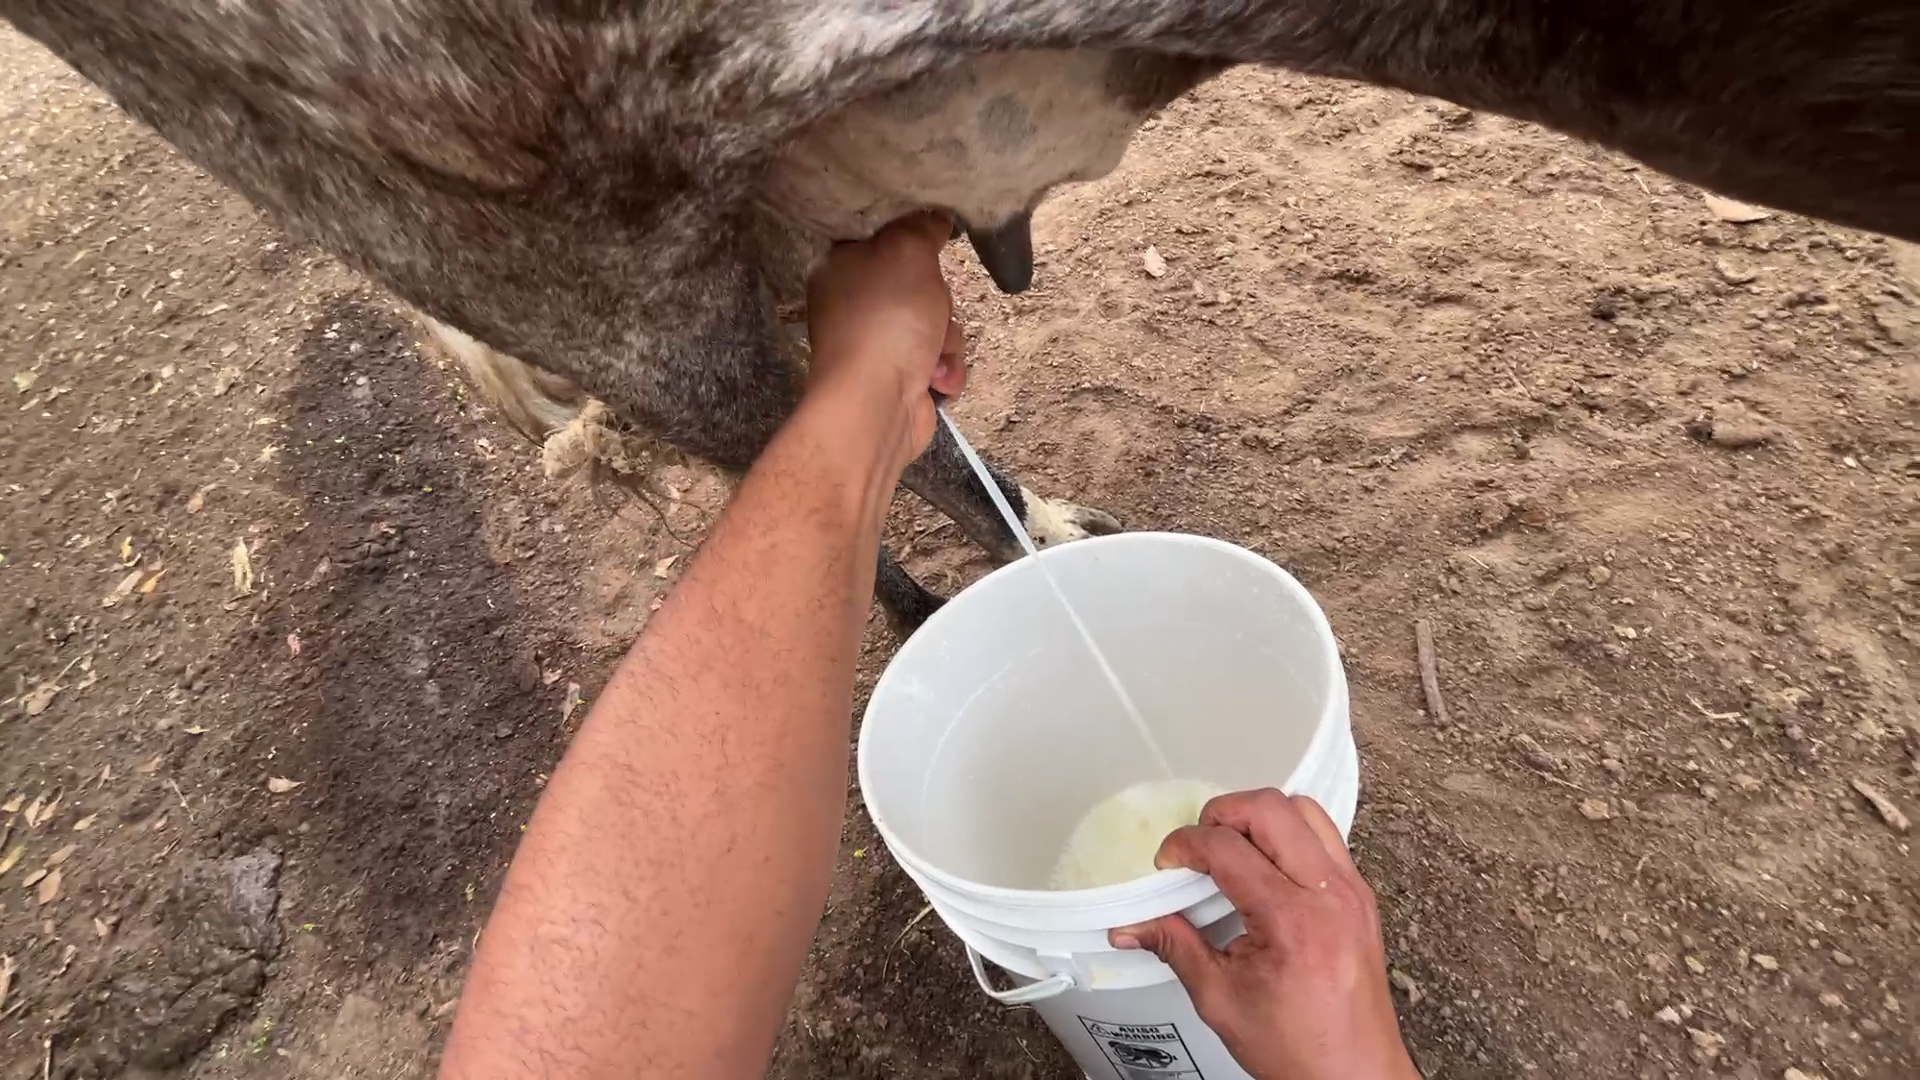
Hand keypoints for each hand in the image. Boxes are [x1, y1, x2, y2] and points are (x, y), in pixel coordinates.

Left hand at [804, 211, 967, 468]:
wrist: (877, 403)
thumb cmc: (887, 320)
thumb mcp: (909, 251)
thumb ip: (922, 226)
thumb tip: (933, 216)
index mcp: (842, 266)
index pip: (882, 238)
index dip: (914, 240)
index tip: (935, 243)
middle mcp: (855, 305)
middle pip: (919, 285)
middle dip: (940, 302)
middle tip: (934, 309)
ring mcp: (877, 345)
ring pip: (936, 325)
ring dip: (948, 340)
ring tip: (936, 355)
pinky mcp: (899, 378)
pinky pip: (938, 361)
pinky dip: (945, 370)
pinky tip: (937, 380)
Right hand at [1111, 791, 1418, 1079]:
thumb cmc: (1295, 1049)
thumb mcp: (1219, 999)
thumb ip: (1172, 945)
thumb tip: (1127, 925)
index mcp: (1292, 921)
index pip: (1226, 847)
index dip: (1184, 845)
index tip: (1167, 864)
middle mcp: (1328, 894)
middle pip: (1268, 808)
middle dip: (1221, 814)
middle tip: (1199, 846)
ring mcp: (1351, 889)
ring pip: (1301, 808)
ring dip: (1257, 816)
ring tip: (1233, 846)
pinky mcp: (1360, 892)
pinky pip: (1323, 832)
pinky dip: (1287, 831)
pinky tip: (1265, 861)